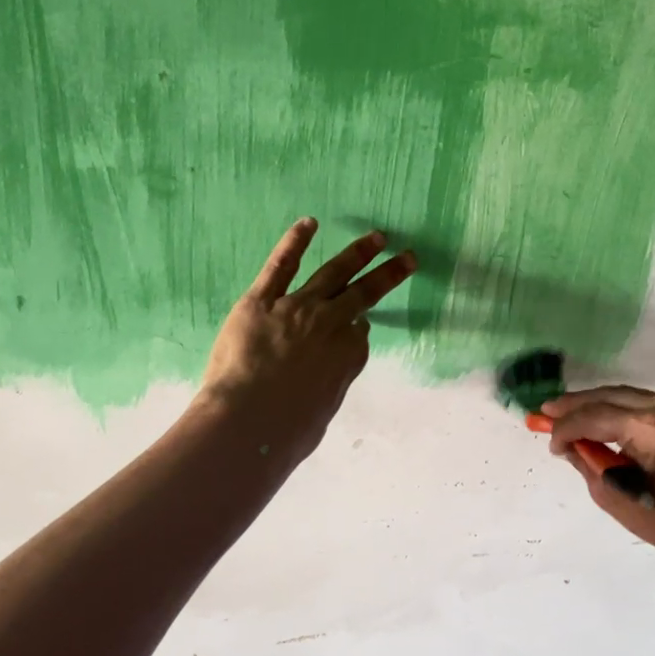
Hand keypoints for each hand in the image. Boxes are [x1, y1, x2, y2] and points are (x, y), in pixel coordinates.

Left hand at [198, 218, 415, 453]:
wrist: (247, 423)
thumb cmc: (286, 432)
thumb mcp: (324, 410)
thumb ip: (334, 382)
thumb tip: (340, 362)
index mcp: (347, 355)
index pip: (360, 336)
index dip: (358, 332)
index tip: (357, 329)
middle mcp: (329, 324)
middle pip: (364, 294)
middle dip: (388, 274)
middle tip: (407, 256)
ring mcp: (296, 308)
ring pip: (332, 273)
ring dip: (357, 254)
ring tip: (376, 238)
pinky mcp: (261, 301)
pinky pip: (281, 266)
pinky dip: (295, 242)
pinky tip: (308, 223)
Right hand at [542, 387, 654, 566]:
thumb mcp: (612, 494)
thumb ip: (586, 459)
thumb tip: (565, 441)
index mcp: (652, 428)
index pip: (595, 417)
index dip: (566, 428)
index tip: (549, 442)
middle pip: (608, 397)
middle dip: (575, 406)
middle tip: (545, 412)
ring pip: (623, 395)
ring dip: (594, 405)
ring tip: (563, 412)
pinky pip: (641, 402)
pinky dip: (617, 409)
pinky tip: (597, 417)